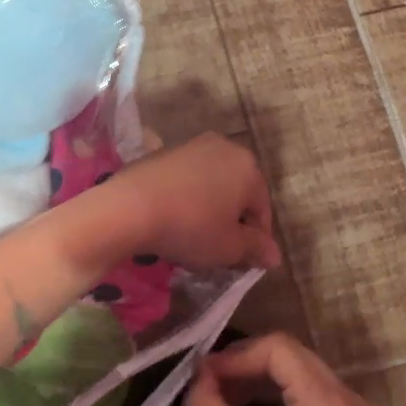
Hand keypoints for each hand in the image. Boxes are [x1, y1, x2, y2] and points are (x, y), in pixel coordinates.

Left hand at [112, 133, 278, 270]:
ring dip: (209, 207)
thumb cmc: (191, 227)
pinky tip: (174, 217)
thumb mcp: (229, 247)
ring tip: (195, 235)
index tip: (244, 260)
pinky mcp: (163, 151)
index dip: (257, 239)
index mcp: (247, 166)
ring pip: (212, 183)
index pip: (262, 208)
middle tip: (220, 248)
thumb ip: (256, 249)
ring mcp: (191, 145)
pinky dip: (187, 196)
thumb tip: (275, 255)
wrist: (130, 206)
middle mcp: (223, 147)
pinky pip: (186, 178)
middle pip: (238, 191)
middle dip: (233, 219)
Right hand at [184, 334, 375, 405]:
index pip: (278, 349)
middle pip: (289, 353)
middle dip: (245, 362)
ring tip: (223, 394)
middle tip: (209, 380)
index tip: (203, 375)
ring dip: (259, 375)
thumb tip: (191, 378)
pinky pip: (308, 387)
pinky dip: (276, 390)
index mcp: (327, 402)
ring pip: (298, 368)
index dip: (236, 355)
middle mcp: (347, 397)